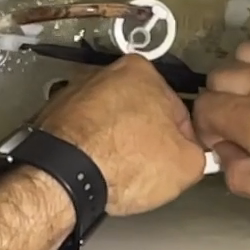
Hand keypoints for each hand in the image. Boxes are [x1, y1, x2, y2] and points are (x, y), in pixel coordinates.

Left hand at [36, 55, 205, 215]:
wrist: (66, 178)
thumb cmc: (118, 162)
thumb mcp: (186, 165)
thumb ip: (198, 153)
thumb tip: (193, 156)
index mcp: (143, 72)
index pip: (177, 109)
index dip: (180, 140)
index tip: (175, 156)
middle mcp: (105, 74)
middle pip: (139, 112)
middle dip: (144, 138)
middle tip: (146, 167)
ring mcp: (75, 93)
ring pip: (108, 123)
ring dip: (114, 144)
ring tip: (117, 171)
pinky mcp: (51, 116)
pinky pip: (81, 135)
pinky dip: (87, 150)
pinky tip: (94, 170)